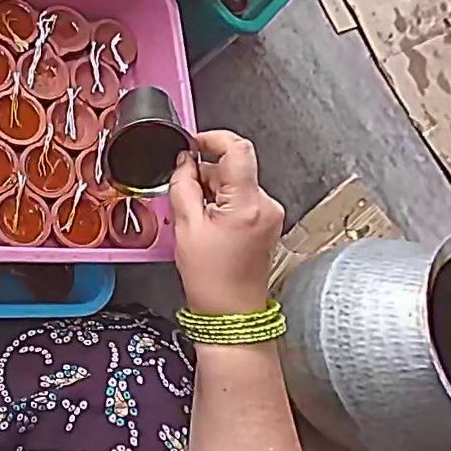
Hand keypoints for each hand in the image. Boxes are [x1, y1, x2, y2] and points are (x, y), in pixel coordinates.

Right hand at [167, 130, 285, 314]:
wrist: (230, 312)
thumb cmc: (210, 278)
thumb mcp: (186, 226)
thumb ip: (183, 185)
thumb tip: (184, 162)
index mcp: (248, 203)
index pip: (237, 148)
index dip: (212, 139)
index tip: (193, 143)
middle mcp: (265, 204)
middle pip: (233, 168)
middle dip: (205, 174)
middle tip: (182, 195)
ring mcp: (268, 214)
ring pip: (235, 184)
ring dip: (211, 191)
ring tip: (194, 219)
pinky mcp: (265, 222)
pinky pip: (240, 199)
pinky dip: (220, 203)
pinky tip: (206, 224)